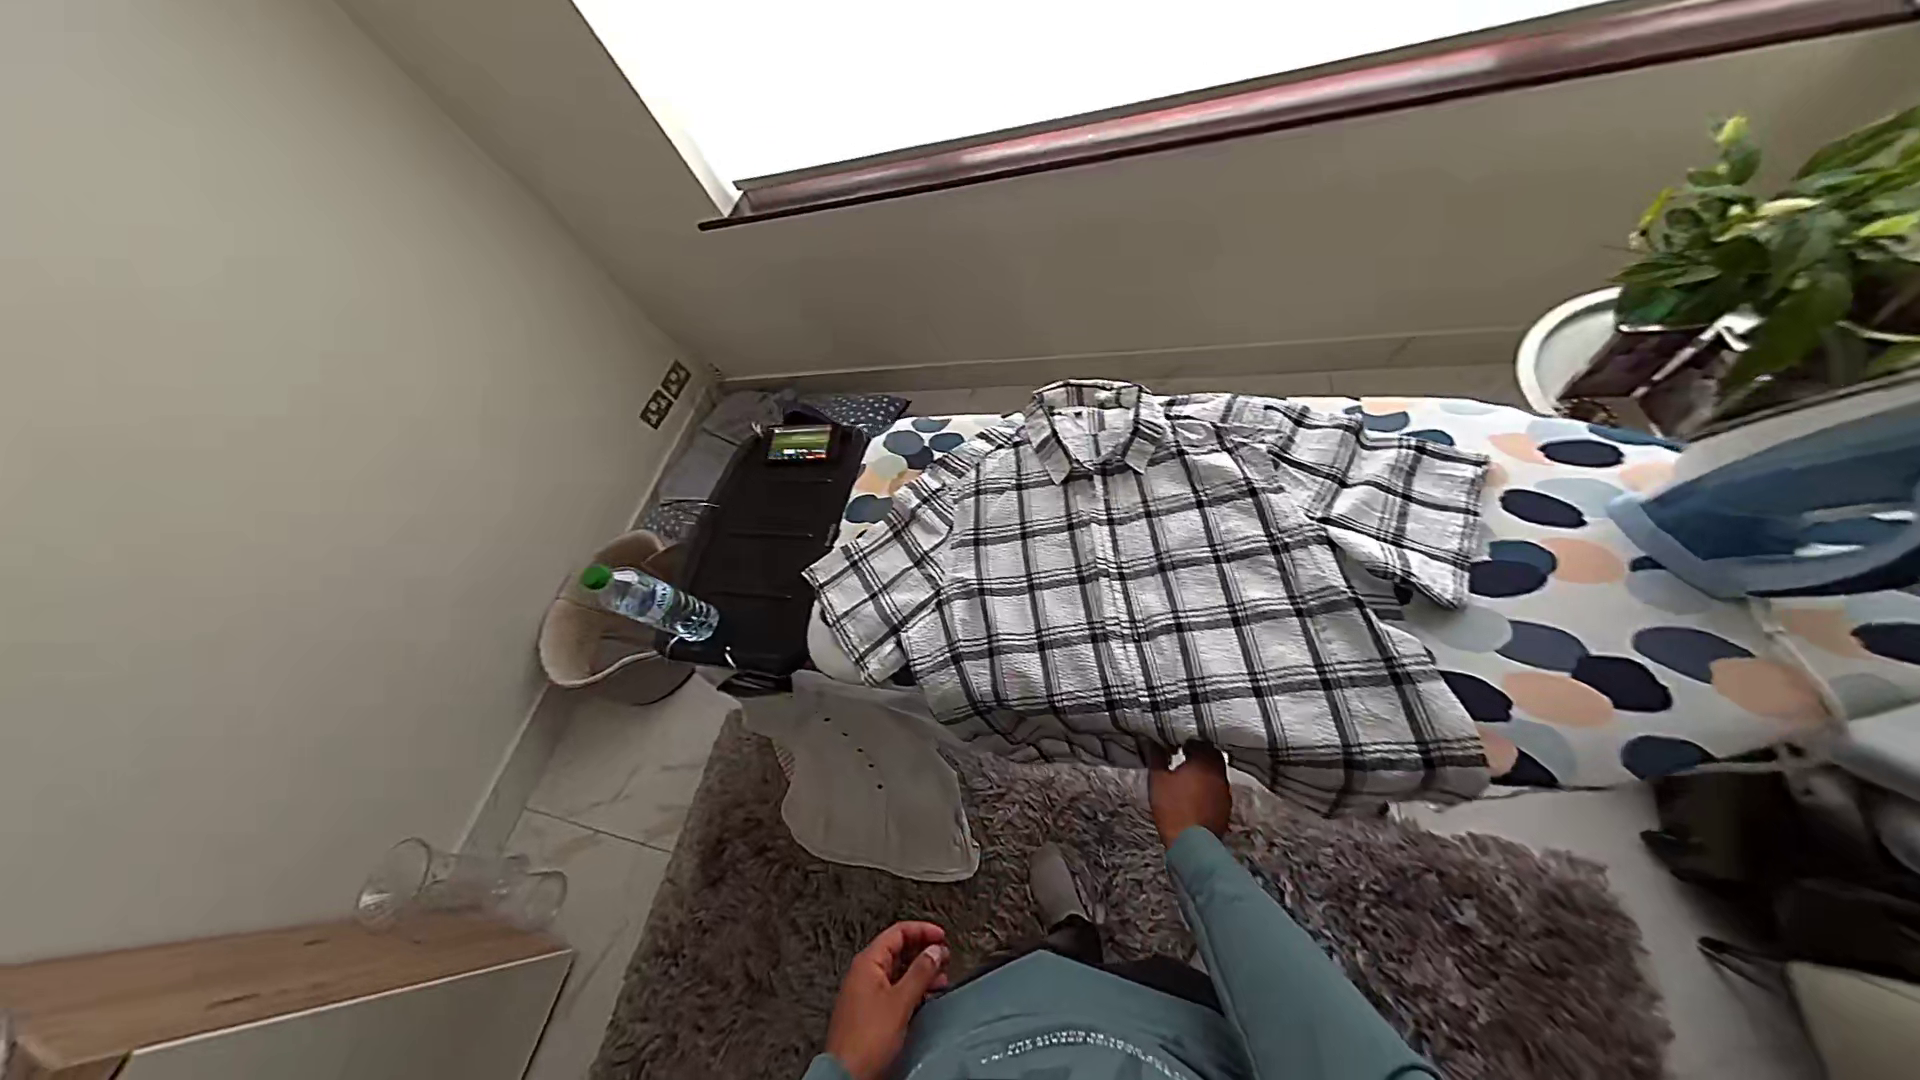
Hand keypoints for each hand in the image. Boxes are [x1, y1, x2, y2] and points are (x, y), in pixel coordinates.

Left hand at [824, 921, 949, 1079]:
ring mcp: (866, 991)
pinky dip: (912, 988)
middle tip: (943, 957)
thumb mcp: (900, 1001)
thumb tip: (934, 950)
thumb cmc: (866, 1040)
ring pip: (898, 970)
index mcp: (868, 961)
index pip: (898, 932)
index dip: (922, 931)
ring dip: (921, 972)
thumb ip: (920, 972)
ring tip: (940, 978)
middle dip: (923, 951)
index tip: (941, 936)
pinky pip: (895, 988)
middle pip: (899, 950)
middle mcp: (865, 972)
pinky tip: (925, 996)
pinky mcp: (870, 1010)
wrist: (846, 1076)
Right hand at [1146, 741, 1232, 847]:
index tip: (1176, 745)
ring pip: (1216, 771)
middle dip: (1199, 753)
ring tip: (1187, 774)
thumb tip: (1153, 741)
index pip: (1200, 741)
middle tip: (1183, 756)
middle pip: (1212, 755)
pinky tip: (1195, 792)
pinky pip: (1217, 787)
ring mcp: (1224, 791)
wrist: (1192, 844)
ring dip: (1204, 769)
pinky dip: (1208, 785)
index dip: (1188, 740)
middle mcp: (1218, 773)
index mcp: (1203, 762)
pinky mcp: (1226, 807)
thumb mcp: (1157, 780)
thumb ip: (1157, 757)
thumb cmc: (1172, 808)